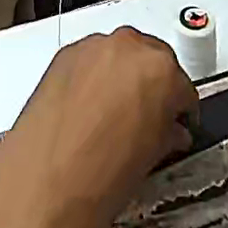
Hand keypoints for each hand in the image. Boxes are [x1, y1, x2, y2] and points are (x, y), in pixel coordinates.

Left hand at [0, 29, 198, 227]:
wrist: (44, 179)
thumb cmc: (96, 173)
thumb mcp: (152, 156)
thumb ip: (167, 131)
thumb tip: (168, 129)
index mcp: (159, 70)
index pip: (183, 85)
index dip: (182, 108)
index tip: (179, 119)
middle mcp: (125, 47)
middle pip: (151, 58)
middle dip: (153, 84)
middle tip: (152, 115)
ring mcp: (91, 47)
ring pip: (118, 54)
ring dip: (122, 76)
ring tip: (117, 113)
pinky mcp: (64, 54)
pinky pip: (90, 59)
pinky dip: (94, 76)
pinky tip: (92, 106)